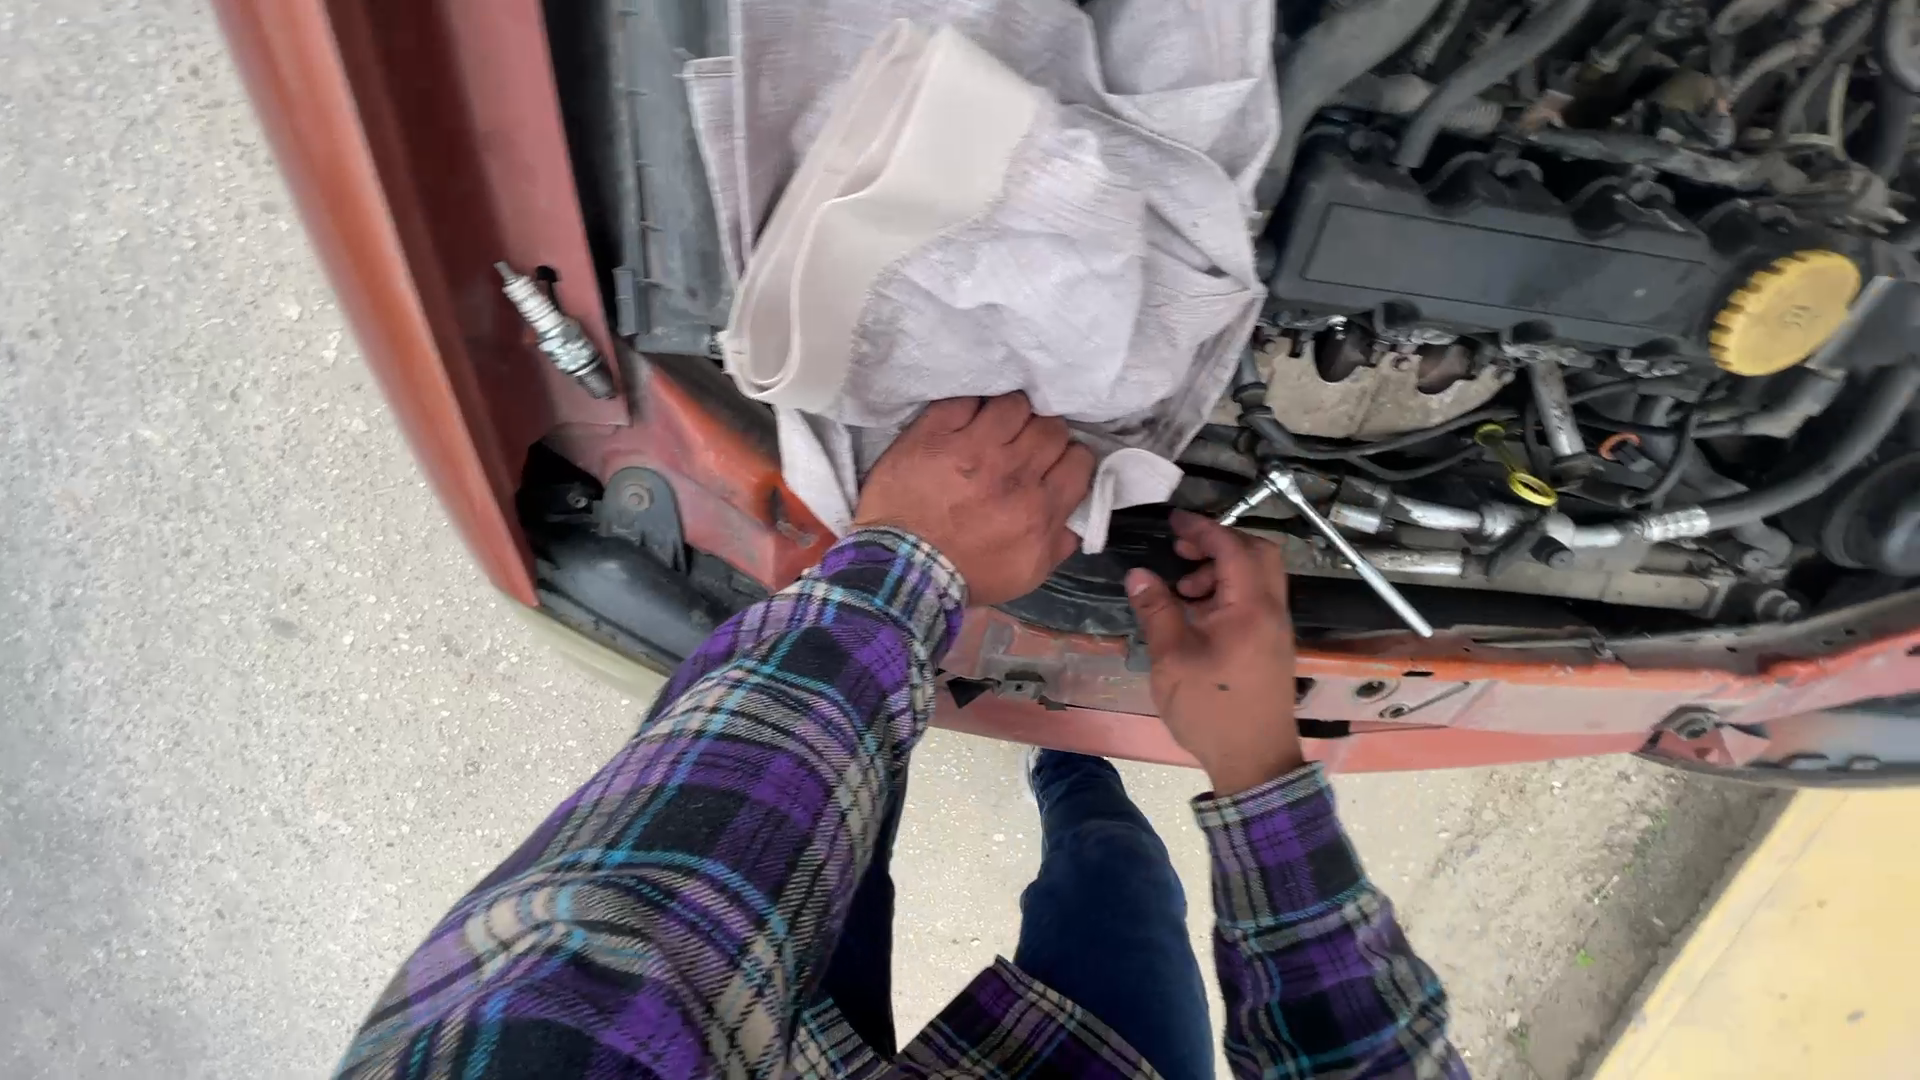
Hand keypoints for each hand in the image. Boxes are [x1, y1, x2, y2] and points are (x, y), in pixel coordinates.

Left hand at [855, 393, 1095, 605]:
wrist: (902, 569)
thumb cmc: (965, 575)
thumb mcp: (1027, 574)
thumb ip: (1060, 542)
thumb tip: (1077, 515)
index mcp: (1038, 508)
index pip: (1079, 460)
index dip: (1069, 459)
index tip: (1054, 464)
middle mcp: (1012, 473)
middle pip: (1051, 428)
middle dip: (1044, 435)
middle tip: (1025, 446)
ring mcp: (971, 448)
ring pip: (1014, 405)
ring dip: (1011, 414)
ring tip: (996, 428)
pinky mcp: (933, 435)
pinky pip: (966, 400)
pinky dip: (971, 406)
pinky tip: (966, 422)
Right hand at [1124, 509, 1301, 795]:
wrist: (1253, 761)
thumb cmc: (1210, 708)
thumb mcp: (1173, 658)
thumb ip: (1157, 609)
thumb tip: (1138, 574)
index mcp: (1252, 607)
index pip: (1232, 548)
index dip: (1202, 529)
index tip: (1172, 522)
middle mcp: (1272, 610)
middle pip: (1257, 553)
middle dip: (1218, 543)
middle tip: (1181, 551)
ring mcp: (1275, 629)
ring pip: (1257, 577)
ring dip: (1221, 569)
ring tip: (1182, 588)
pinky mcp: (1269, 645)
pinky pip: (1254, 600)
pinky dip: (1227, 592)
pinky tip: (1196, 613)